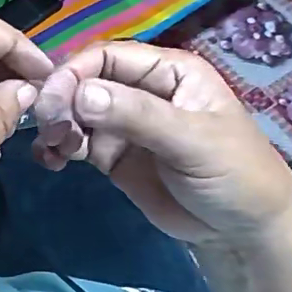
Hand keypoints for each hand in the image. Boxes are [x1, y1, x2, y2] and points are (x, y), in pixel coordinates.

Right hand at [33, 41, 291, 244]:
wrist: (242, 233)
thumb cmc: (235, 175)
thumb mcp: (192, 141)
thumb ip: (137, 116)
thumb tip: (79, 95)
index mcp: (168, 71)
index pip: (107, 57)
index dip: (75, 73)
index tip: (51, 101)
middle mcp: (141, 90)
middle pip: (84, 82)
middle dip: (61, 102)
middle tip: (49, 130)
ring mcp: (123, 124)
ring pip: (74, 113)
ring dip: (56, 127)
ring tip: (52, 150)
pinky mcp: (111, 155)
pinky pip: (75, 142)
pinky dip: (57, 149)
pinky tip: (51, 162)